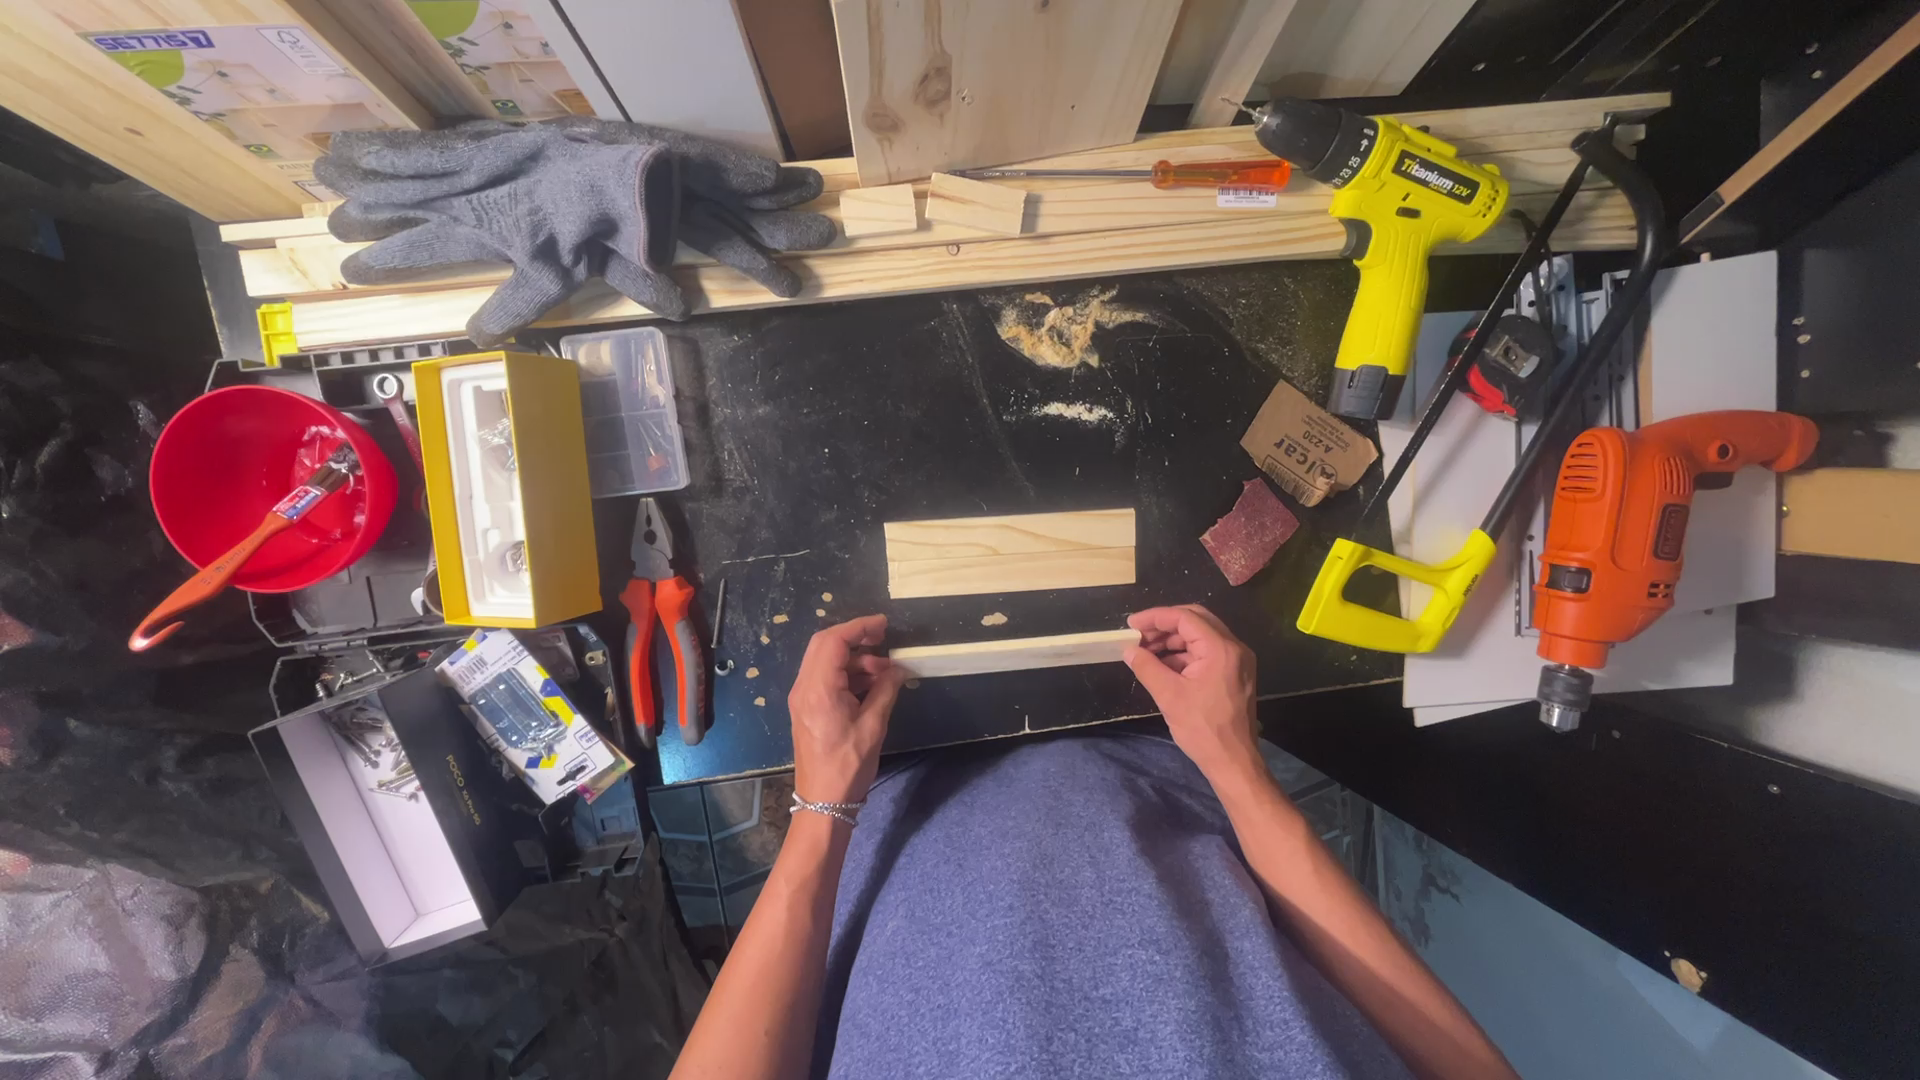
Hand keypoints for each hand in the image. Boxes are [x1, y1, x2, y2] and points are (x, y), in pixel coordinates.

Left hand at [788, 615, 907, 803]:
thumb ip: (886, 690)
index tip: (883, 625)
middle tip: (883, 638)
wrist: (823, 802)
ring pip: (825, 660)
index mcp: (819, 689)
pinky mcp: (807, 708)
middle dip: (854, 636)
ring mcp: (803, 698)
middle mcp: (804, 688)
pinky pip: (825, 677)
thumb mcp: (874, 726)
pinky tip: (871, 683)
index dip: (859, 627)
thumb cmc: (848, 766)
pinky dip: (847, 672)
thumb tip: (899, 669)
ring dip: (853, 657)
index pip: (834, 641)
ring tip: (884, 670)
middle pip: (824, 645)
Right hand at [1125, 605, 1262, 786]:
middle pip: (1196, 620)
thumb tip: (1128, 650)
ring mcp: (1237, 661)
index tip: (1131, 625)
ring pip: (1201, 636)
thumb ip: (1146, 666)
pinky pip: (1206, 652)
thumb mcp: (1168, 695)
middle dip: (1164, 625)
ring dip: (1173, 640)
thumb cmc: (1202, 729)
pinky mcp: (1235, 673)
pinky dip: (1184, 654)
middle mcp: (1234, 648)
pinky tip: (1164, 665)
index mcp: (1220, 649)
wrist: (1233, 761)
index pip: (1185, 618)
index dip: (1155, 617)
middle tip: (1139, 635)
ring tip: (1146, 652)